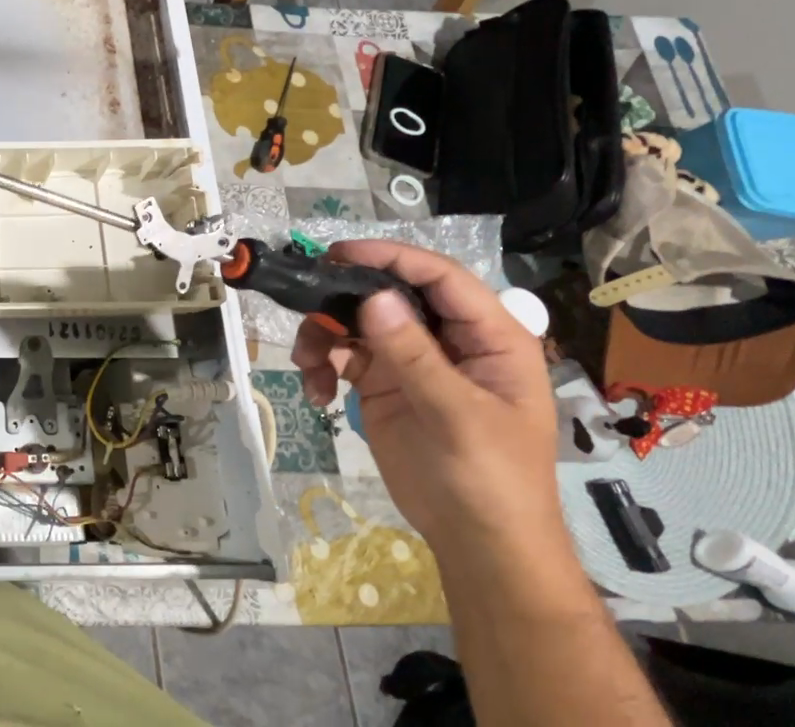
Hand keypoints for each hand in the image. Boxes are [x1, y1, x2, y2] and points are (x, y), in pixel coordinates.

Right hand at [292, 241, 562, 558]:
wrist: (477, 540)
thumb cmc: (490, 478)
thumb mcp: (457, 415)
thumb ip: (414, 356)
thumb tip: (374, 298)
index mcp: (489, 337)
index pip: (440, 278)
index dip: (392, 258)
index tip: (338, 254)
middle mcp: (448, 340)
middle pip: (388, 294)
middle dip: (343, 300)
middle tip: (304, 305)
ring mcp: (412, 362)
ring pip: (356, 322)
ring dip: (323, 336)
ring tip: (308, 366)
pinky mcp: (382, 385)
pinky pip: (342, 356)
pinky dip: (321, 367)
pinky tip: (317, 393)